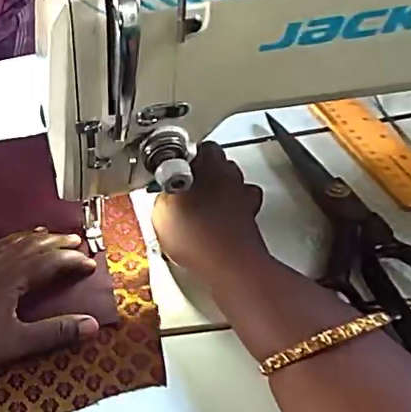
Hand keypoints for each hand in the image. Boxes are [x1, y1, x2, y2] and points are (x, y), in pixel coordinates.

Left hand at [0, 228, 101, 383]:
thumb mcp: (20, 342)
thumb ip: (56, 331)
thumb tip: (93, 324)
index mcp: (11, 279)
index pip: (48, 263)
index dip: (70, 261)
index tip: (89, 263)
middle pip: (27, 248)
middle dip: (53, 242)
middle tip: (73, 239)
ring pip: (1, 247)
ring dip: (22, 238)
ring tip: (39, 232)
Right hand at [150, 141, 272, 278]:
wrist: (228, 264)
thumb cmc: (199, 236)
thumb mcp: (160, 212)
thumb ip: (162, 194)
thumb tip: (163, 193)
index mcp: (204, 164)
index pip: (190, 147)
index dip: (178, 158)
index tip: (169, 168)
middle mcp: (227, 174)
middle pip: (213, 160)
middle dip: (199, 170)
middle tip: (182, 185)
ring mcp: (242, 193)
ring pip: (228, 179)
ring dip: (216, 186)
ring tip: (197, 204)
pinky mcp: (250, 213)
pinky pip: (239, 202)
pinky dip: (229, 207)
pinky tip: (214, 219)